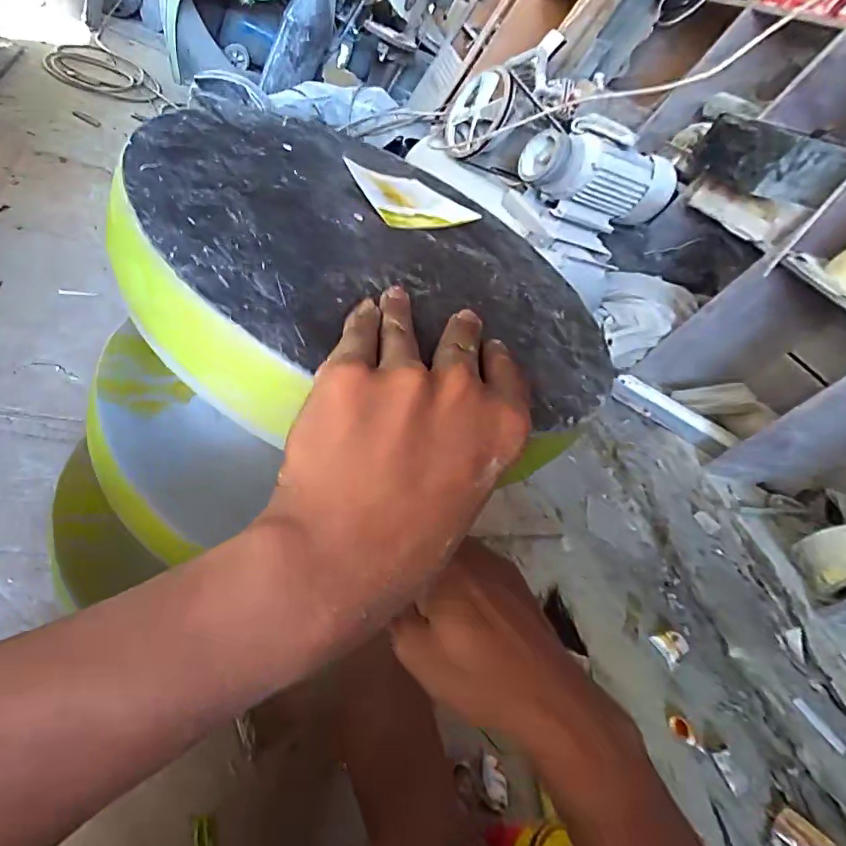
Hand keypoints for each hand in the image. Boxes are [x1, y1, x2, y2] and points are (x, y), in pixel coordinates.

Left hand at [257, 286, 530, 614]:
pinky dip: (362, 320)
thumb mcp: (460, 499)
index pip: (507, 377)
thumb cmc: (404, 547)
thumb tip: (446, 436)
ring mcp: (400, 376)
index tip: (490, 347)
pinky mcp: (348, 372)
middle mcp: (457, 391)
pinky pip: (358, 335)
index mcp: (499, 430)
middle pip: (458, 347)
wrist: (338, 547)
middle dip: (458, 331)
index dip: (496, 359)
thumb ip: (462, 453)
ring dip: (401, 312)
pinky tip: (363, 312)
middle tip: (456, 318)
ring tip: (396, 298)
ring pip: (404, 332)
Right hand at [388, 540, 615, 747]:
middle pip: (429, 540)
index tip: (368, 561)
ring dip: (435, 563)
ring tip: (416, 586)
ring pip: (454, 552)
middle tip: (387, 573)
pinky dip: (459, 575)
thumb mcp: (415, 654)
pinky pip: (475, 566)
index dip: (384, 547)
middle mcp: (474, 555)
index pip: (405, 538)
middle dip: (409, 552)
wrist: (555, 707)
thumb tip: (385, 591)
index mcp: (447, 566)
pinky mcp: (517, 585)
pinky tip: (452, 601)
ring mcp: (499, 567)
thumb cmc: (479, 679)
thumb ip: (392, 613)